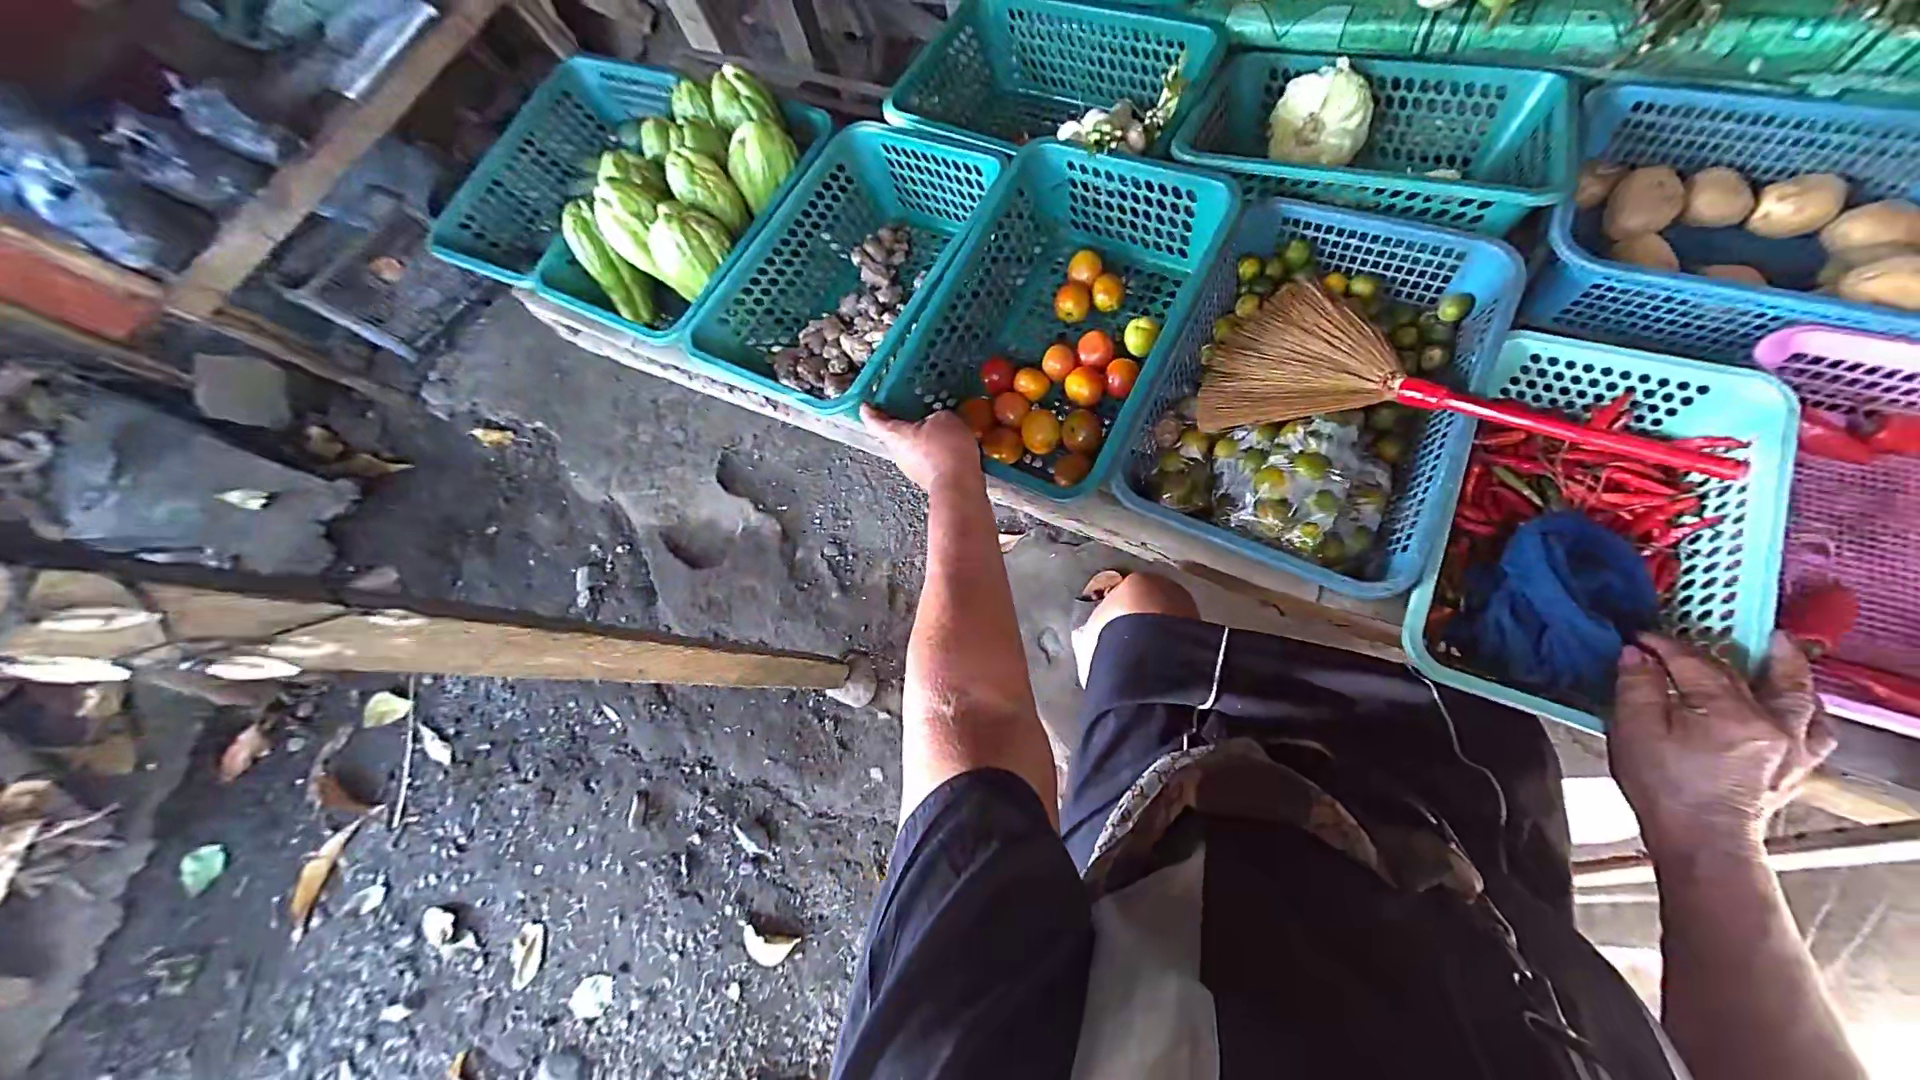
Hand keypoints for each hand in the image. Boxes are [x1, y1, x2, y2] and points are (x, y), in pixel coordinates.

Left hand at [861, 404, 982, 494]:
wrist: (960, 485)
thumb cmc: (946, 453)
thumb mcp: (945, 418)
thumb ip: (937, 414)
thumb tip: (939, 417)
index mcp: (896, 436)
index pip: (874, 422)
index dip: (869, 412)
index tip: (866, 406)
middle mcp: (899, 454)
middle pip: (895, 435)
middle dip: (903, 423)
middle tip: (912, 409)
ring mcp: (913, 469)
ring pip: (913, 448)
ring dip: (923, 439)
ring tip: (940, 427)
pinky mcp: (928, 479)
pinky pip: (929, 460)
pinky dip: (937, 452)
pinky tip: (952, 446)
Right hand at [1610, 631, 1836, 860]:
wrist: (1699, 836)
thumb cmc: (1662, 782)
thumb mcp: (1633, 728)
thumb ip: (1637, 686)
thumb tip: (1637, 654)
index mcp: (1731, 713)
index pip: (1696, 665)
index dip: (1665, 645)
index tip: (1640, 636)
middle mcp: (1775, 726)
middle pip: (1758, 677)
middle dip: (1742, 651)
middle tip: (1749, 629)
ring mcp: (1794, 749)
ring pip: (1803, 702)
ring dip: (1792, 677)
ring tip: (1782, 659)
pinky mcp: (1797, 767)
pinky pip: (1815, 730)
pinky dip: (1805, 710)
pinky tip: (1795, 707)